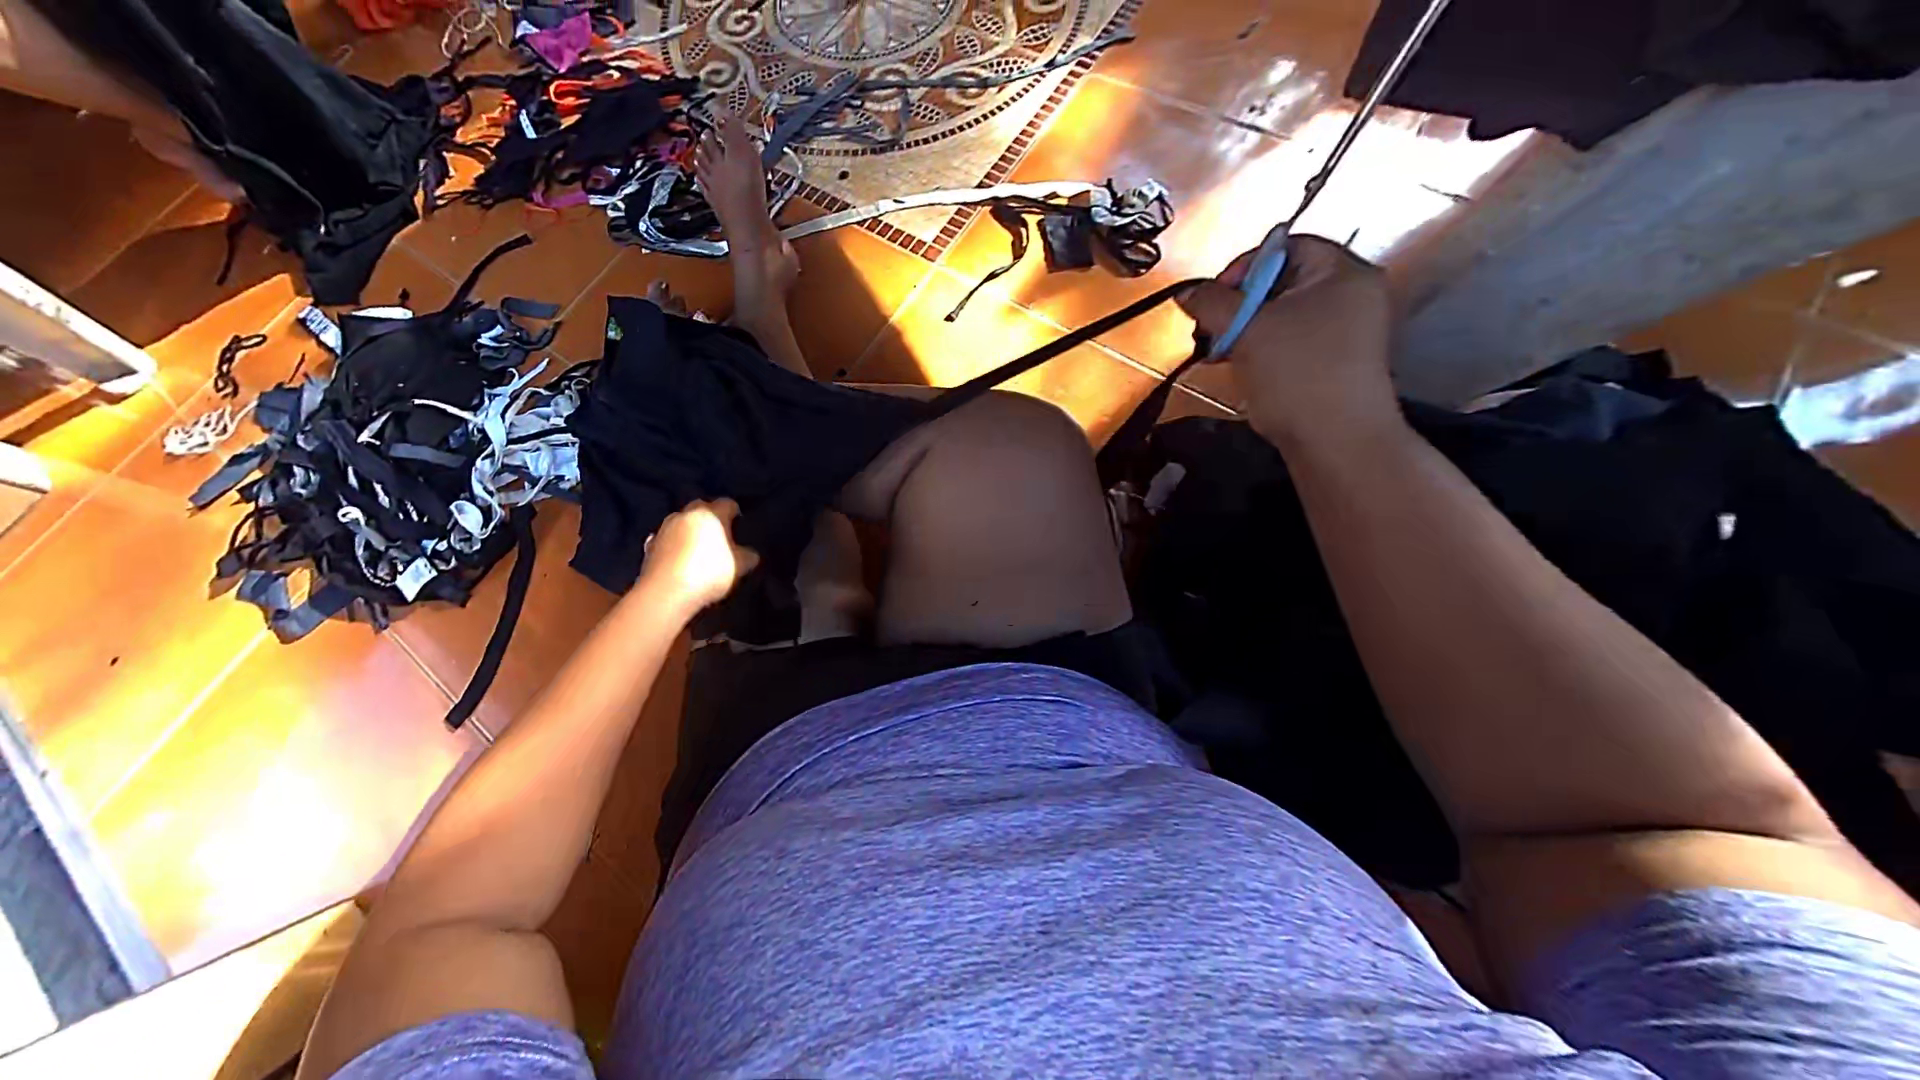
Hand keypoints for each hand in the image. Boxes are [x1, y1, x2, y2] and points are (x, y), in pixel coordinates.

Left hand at [640, 499, 760, 614]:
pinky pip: (666, 540)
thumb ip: (747, 556)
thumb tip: (750, 554)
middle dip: (710, 517)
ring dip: (689, 530)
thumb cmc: (709, 572)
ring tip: (698, 547)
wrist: (667, 593)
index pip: (727, 504)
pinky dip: (673, 545)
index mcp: (710, 514)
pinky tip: (678, 558)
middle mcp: (685, 515)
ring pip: (681, 522)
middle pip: (701, 508)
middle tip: (719, 534)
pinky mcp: (649, 547)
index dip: (736, 513)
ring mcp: (664, 529)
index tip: (740, 524)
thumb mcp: (740, 566)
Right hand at [1180, 233, 1400, 448]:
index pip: (1287, 246)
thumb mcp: (1247, 330)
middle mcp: (1352, 295)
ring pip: (1285, 315)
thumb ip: (1213, 304)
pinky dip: (1264, 349)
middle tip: (1212, 329)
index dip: (1245, 266)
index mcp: (1342, 272)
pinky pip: (1294, 342)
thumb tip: (1186, 292)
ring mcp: (1348, 331)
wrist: (1337, 442)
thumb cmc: (1297, 374)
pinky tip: (1241, 368)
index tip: (1215, 298)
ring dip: (1246, 330)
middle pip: (1284, 281)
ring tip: (1221, 353)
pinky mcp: (1337, 363)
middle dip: (1240, 304)